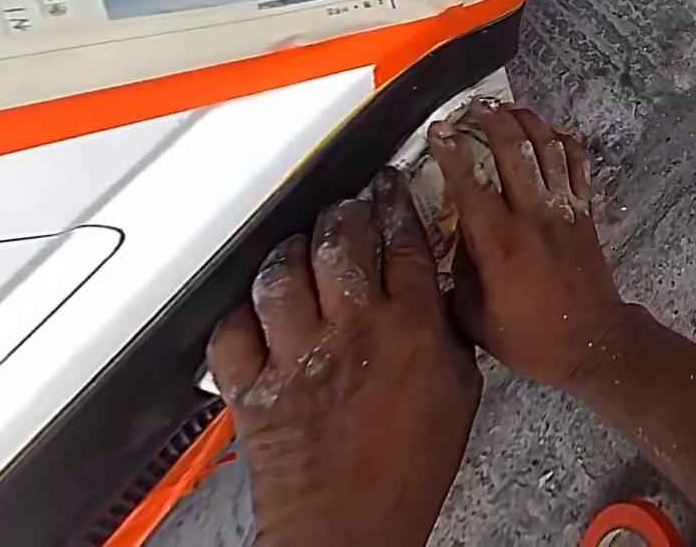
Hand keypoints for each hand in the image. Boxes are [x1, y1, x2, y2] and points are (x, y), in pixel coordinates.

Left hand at [207, 172, 481, 546]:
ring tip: (303, 240)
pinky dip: (243, 309)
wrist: (354, 527)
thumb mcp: (461, 379)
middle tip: (347, 204)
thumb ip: (447, 327)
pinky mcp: (255, 392)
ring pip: (283, 277)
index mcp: (413, 324)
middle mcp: (356, 329)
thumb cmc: (416, 458)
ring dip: (292, 248)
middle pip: (342, 243)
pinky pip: (234, 332)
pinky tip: (261, 301)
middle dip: (344, 212)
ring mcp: (301, 358)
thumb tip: (435, 292)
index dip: (397, 202)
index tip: (391, 183)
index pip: (405, 240)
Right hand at [428, 104, 631, 388]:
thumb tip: (455, 237)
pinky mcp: (586, 209)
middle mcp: (534, 214)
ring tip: (510, 107)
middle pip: (515, 151)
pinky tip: (555, 129)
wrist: (590, 338)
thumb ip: (458, 271)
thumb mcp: (473, 315)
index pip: (470, 184)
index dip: (453, 152)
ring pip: (549, 149)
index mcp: (500, 241)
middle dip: (494, 121)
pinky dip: (568, 142)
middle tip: (476, 106)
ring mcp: (565, 208)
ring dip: (529, 122)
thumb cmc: (529, 334)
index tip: (439, 129)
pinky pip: (579, 165)